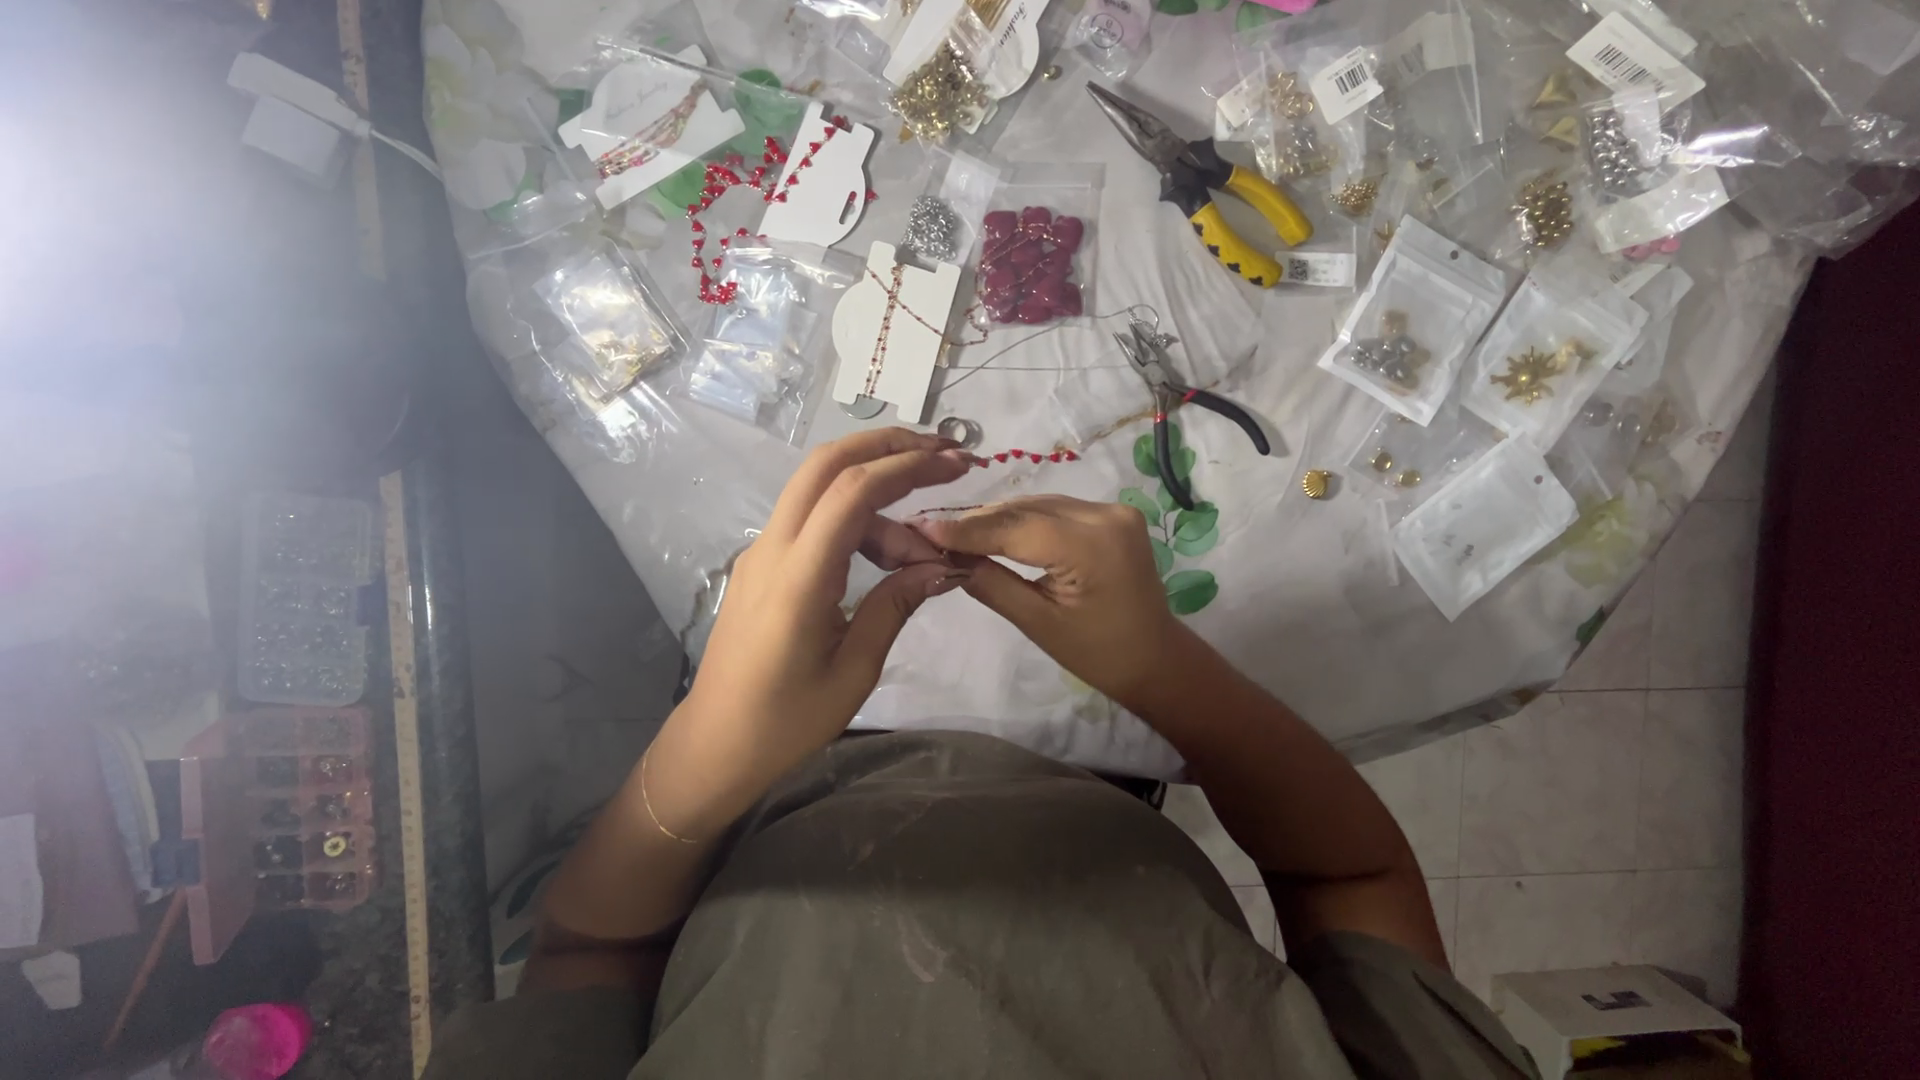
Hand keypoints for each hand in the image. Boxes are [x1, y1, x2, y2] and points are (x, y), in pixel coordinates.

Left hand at [660, 429, 973, 828]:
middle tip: (943, 455)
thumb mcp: (854, 670)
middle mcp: (773, 548)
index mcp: (799, 577)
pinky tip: (888, 555)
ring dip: (877, 495)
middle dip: (887, 446)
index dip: (908, 466)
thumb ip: (897, 605)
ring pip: (819, 488)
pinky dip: (855, 518)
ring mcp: (762, 552)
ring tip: (924, 548)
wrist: (716, 744)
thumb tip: (944, 565)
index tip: (957, 464)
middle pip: (826, 463)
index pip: (852, 491)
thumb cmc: (787, 720)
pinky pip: (812, 519)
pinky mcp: (763, 564)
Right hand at [914, 496, 1192, 712]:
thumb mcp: (1037, 622)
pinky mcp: (1112, 514)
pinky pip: (1055, 509)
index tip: (920, 528)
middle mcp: (1105, 515)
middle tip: (929, 530)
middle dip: (977, 521)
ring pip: (1037, 504)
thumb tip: (943, 557)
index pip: (1014, 527)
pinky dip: (1022, 519)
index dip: (966, 529)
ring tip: (953, 531)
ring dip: (997, 518)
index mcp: (1092, 546)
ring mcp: (1112, 511)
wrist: (1155, 658)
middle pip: (1025, 509)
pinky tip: (993, 530)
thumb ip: (991, 583)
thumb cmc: (1098, 653)